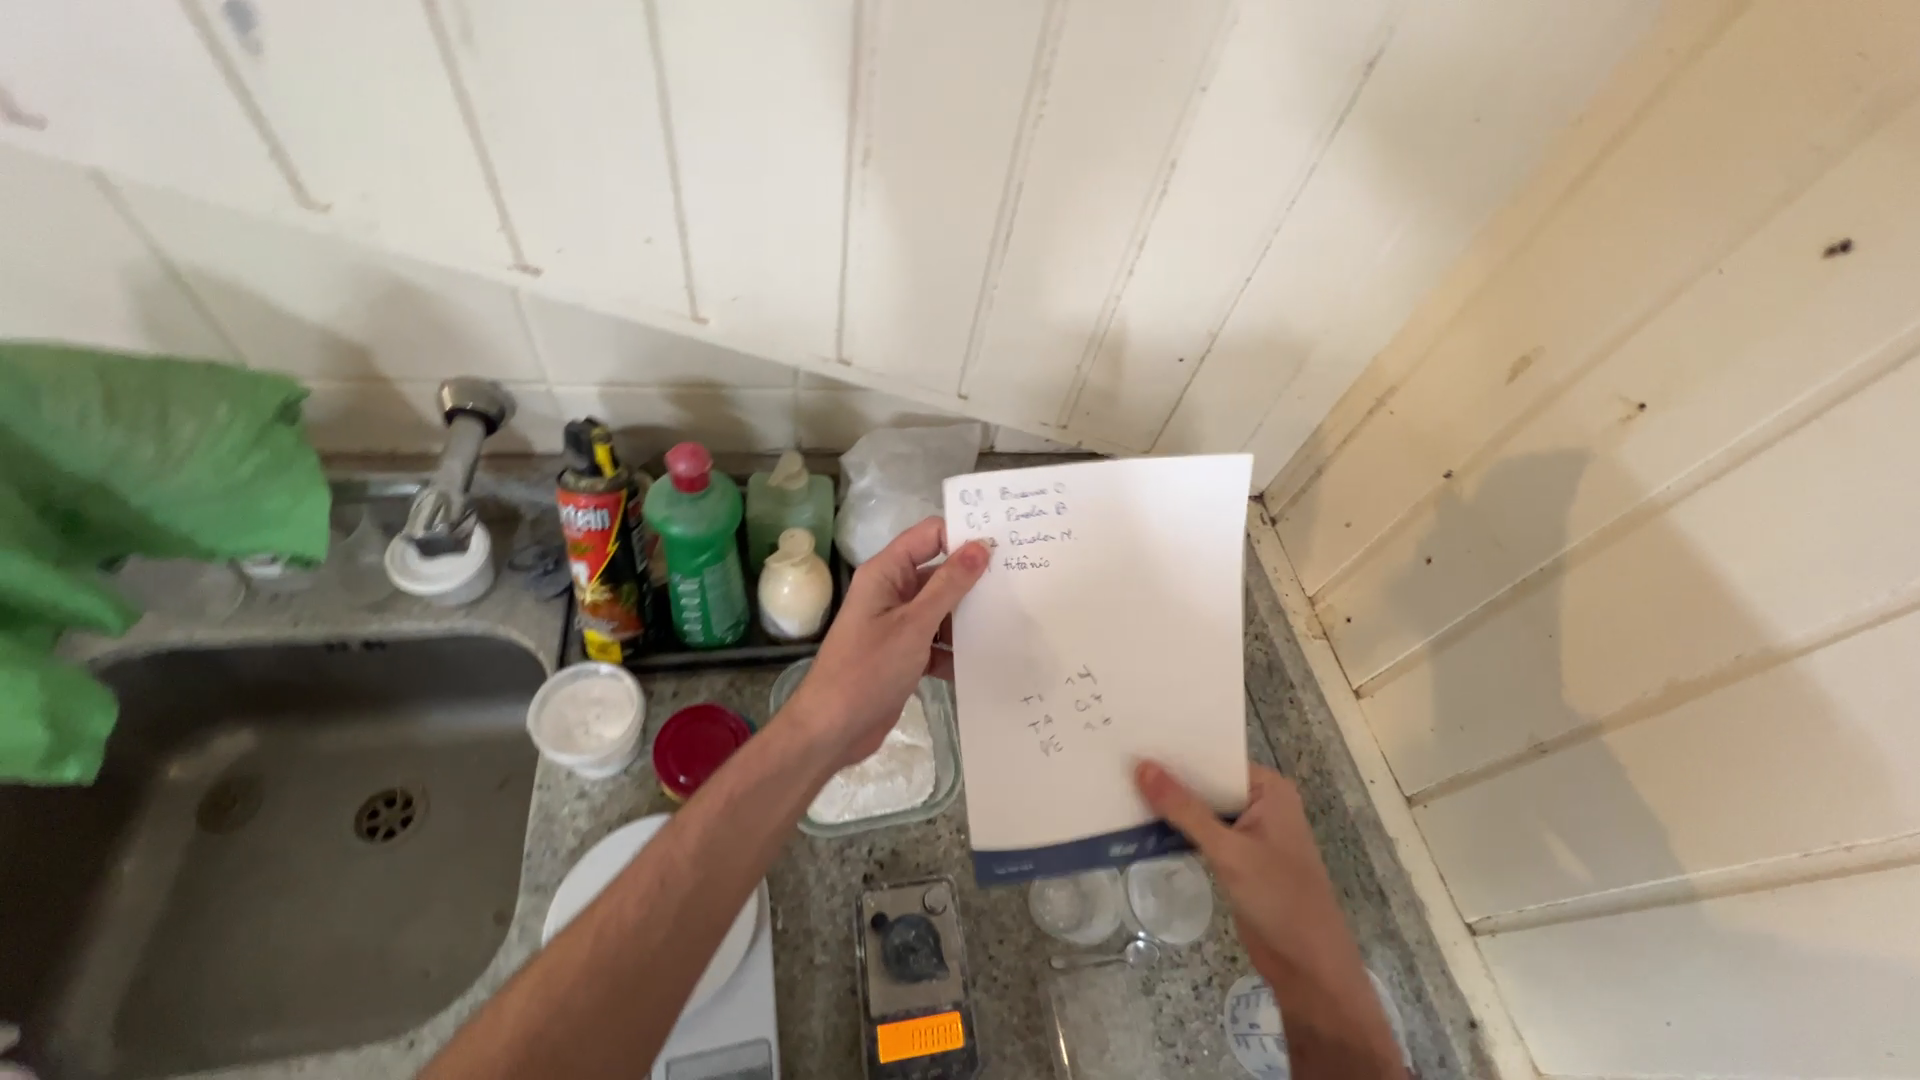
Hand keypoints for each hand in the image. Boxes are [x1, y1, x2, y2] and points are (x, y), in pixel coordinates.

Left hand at [785, 517, 988, 768]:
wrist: (833, 728)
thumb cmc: (868, 669)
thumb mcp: (914, 624)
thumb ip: (948, 585)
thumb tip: (980, 546)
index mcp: (886, 573)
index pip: (929, 536)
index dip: (962, 536)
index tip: (1003, 547)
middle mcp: (891, 592)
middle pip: (939, 573)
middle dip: (973, 579)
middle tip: (1020, 582)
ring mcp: (898, 624)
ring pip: (942, 609)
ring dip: (968, 618)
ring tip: (1011, 621)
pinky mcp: (904, 654)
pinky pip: (938, 641)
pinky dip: (955, 650)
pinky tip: (984, 660)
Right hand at [1137, 761, 1403, 1077]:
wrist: (1308, 966)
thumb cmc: (1279, 898)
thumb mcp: (1228, 850)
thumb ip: (1184, 809)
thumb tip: (1142, 766)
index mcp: (1268, 789)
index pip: (1215, 757)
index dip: (1177, 749)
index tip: (1134, 738)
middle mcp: (1259, 802)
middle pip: (1206, 781)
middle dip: (1168, 776)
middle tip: (1119, 759)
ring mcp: (1248, 831)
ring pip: (1200, 807)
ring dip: (1169, 804)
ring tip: (1120, 785)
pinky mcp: (1236, 857)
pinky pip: (1200, 832)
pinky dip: (1176, 828)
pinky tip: (1139, 823)